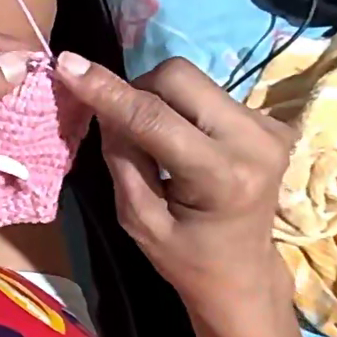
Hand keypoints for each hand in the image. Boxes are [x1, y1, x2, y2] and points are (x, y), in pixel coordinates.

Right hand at [55, 53, 296, 336]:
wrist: (243, 272)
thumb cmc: (184, 256)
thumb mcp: (136, 218)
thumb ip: (121, 157)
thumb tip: (103, 103)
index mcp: (223, 177)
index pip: (152, 118)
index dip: (106, 89)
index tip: (67, 64)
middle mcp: (256, 141)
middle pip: (178, 77)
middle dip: (136, 91)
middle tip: (121, 127)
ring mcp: (270, 126)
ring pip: (191, 80)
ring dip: (156, 100)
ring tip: (154, 142)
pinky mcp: (270, 119)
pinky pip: (205, 92)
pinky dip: (177, 108)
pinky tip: (180, 141)